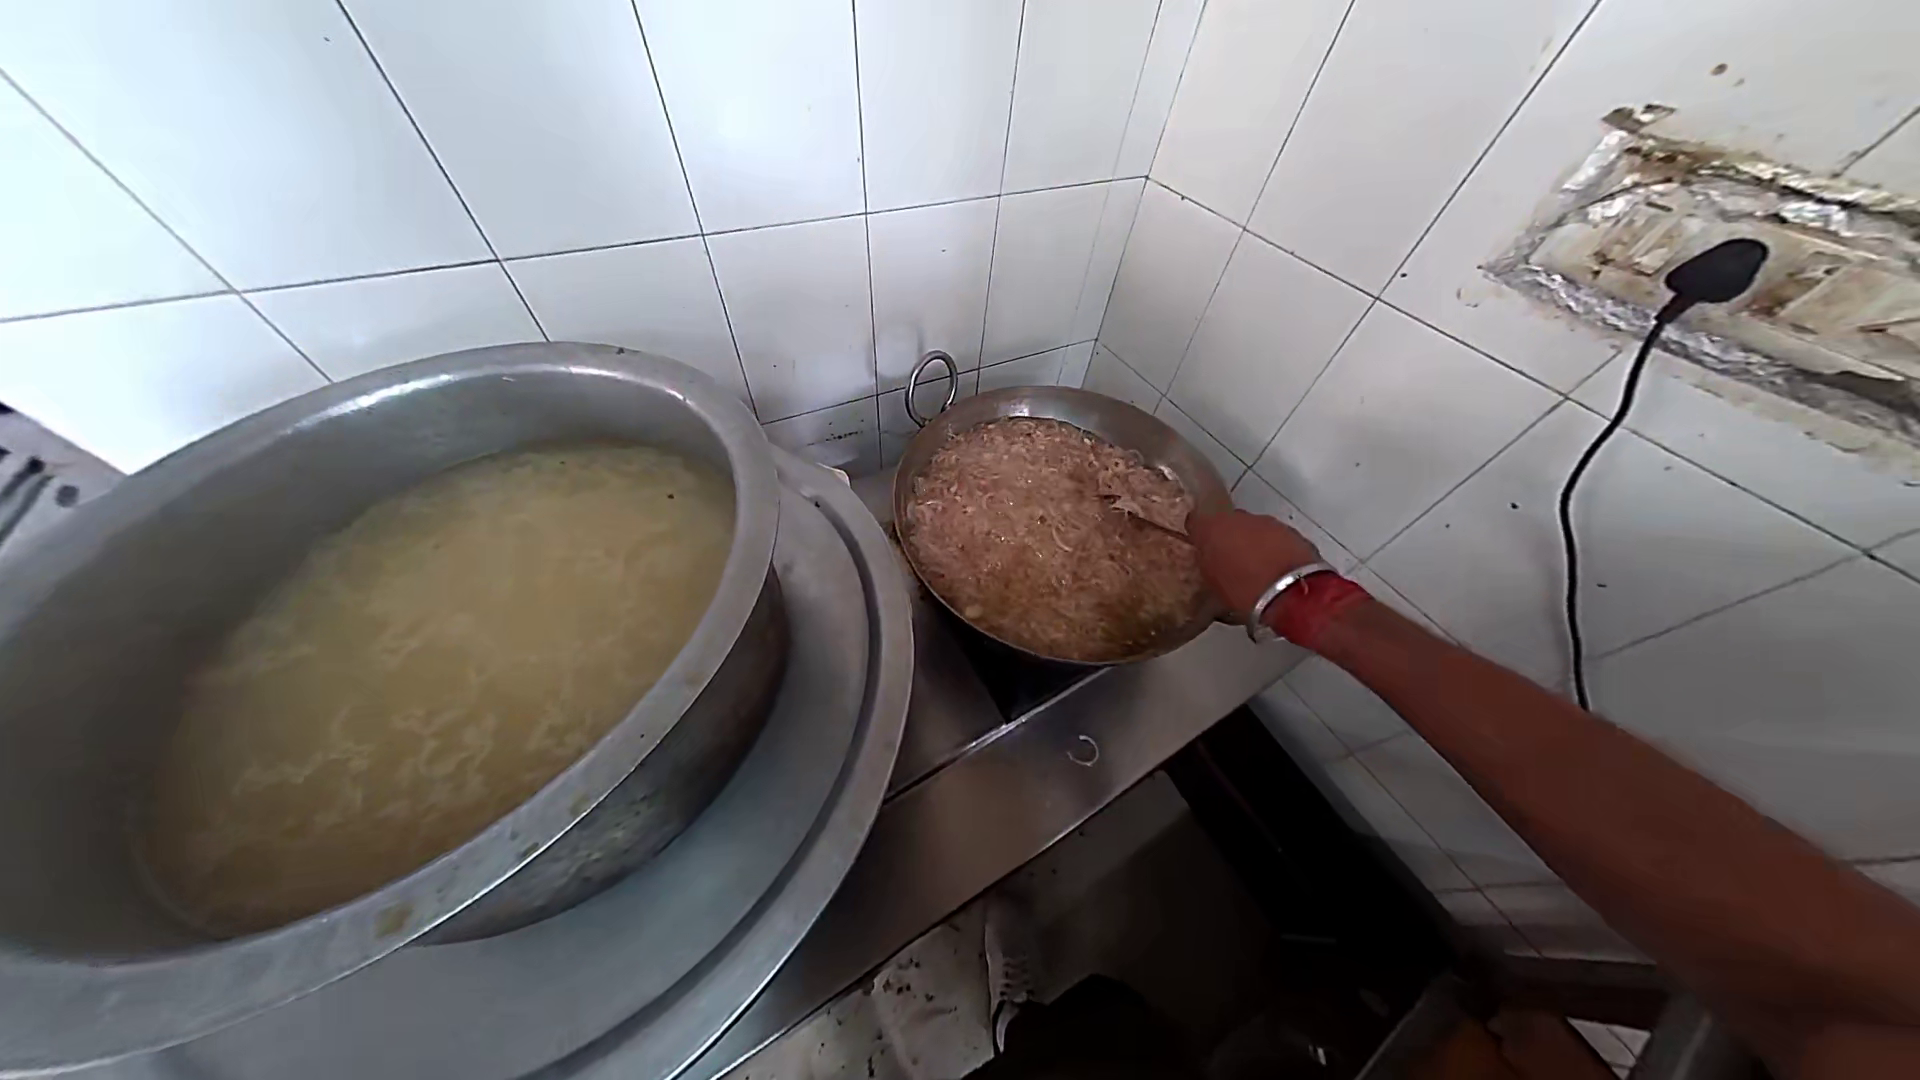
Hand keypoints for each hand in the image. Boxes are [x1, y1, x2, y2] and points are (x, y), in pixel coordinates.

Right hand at [1185, 509, 1321, 617]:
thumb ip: (1207, 562)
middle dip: (1228, 537)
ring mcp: (1267, 523)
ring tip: (1256, 566)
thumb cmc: (1241, 590)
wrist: (1290, 593)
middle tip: (1229, 559)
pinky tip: (1276, 568)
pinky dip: (1274, 548)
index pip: (1195, 520)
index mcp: (1211, 528)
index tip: (1200, 545)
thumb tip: (1210, 557)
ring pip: (1253, 528)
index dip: (1198, 533)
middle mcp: (1238, 518)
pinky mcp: (1292, 531)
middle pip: (1227, 522)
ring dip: (1252, 542)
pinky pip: (1276, 537)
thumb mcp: (1211, 581)